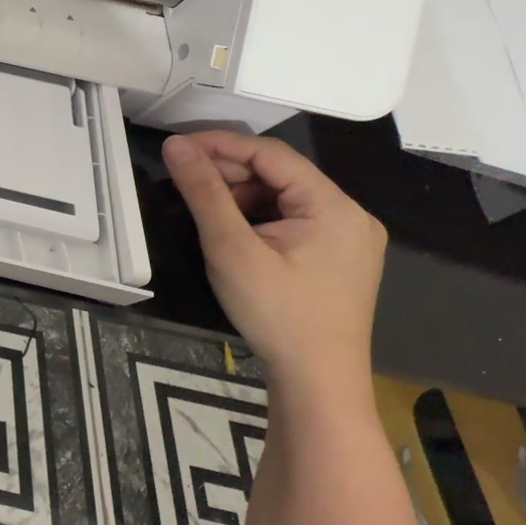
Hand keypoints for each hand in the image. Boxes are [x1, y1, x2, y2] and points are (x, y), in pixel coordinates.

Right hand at [163, 132, 386, 394]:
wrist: (317, 380)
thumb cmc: (277, 312)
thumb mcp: (231, 248)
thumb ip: (203, 191)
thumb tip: (176, 145)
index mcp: (334, 208)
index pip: (271, 154)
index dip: (220, 143)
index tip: (176, 147)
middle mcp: (349, 215)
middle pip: (278, 172)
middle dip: (227, 170)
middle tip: (182, 178)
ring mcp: (346, 237)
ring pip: (281, 193)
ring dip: (238, 193)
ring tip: (201, 206)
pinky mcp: (335, 255)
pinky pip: (290, 216)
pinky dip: (255, 214)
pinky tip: (229, 229)